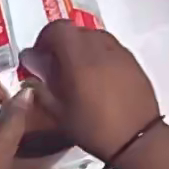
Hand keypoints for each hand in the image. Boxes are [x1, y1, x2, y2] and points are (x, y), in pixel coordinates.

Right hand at [20, 21, 159, 158]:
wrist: (137, 139)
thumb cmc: (93, 128)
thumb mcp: (58, 111)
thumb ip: (41, 82)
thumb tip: (31, 62)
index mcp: (79, 57)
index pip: (56, 28)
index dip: (44, 39)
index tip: (40, 58)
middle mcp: (100, 47)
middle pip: (75, 31)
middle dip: (61, 44)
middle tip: (56, 67)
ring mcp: (119, 52)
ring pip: (94, 37)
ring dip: (81, 49)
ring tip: (77, 74)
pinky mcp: (133, 61)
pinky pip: (109, 48)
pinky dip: (98, 56)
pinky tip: (98, 80)